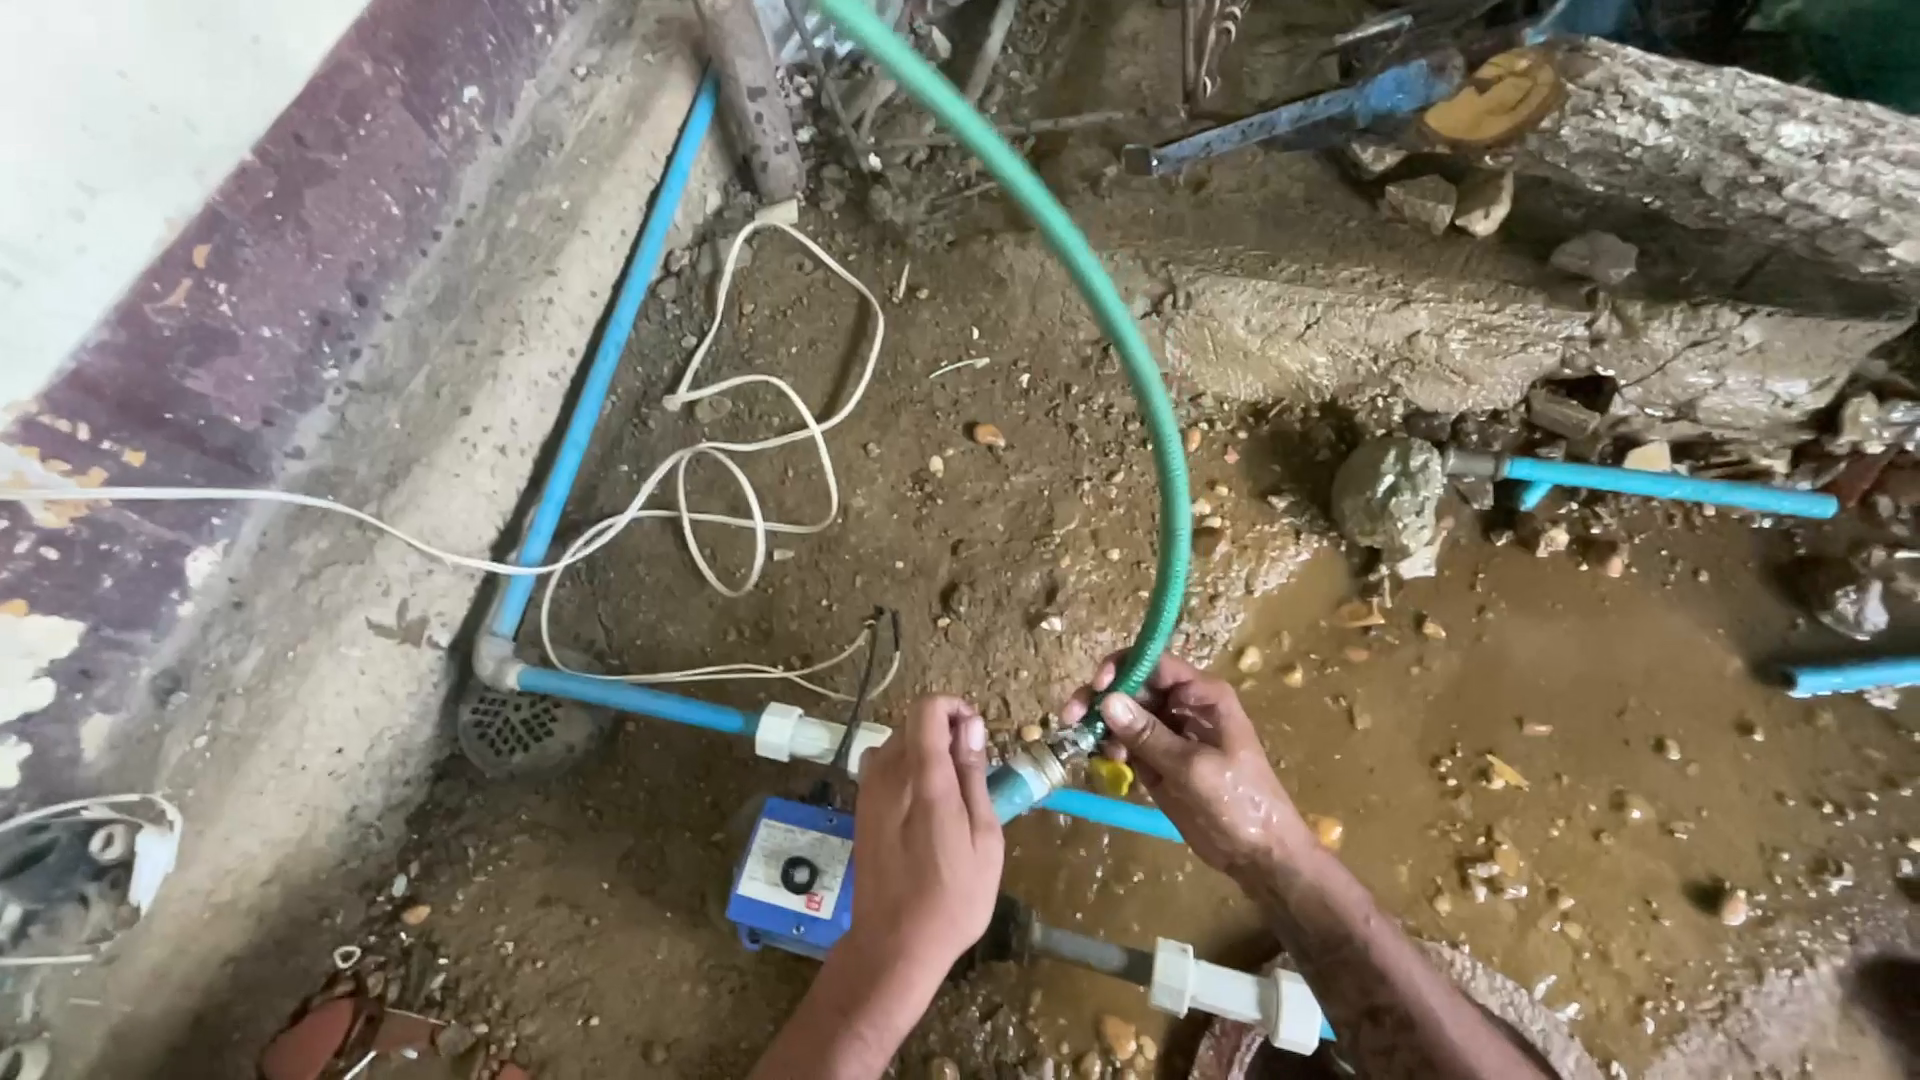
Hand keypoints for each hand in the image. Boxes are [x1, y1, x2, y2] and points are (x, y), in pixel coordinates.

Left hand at [842, 696, 1003, 983]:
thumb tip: (970, 726)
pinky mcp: (860, 808)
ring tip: (949, 789)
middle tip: (971, 768)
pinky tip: (922, 805)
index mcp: (924, 778)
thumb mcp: (984, 838)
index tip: (975, 733)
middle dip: (943, 730)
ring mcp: (868, 791)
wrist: (894, 944)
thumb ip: (973, 776)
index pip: (926, 709)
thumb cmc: (953, 897)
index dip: (953, 707)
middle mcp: (889, 774)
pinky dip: (905, 768)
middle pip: (911, 723)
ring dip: (923, 750)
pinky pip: (882, 767)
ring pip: (895, 743)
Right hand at [1062, 652, 1312, 879]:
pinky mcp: (1156, 761)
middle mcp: (1183, 707)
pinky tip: (1104, 761)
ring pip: (1124, 714)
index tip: (1096, 687)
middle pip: (1133, 687)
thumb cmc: (1239, 802)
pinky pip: (1125, 742)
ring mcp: (1168, 734)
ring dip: (1101, 724)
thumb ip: (1148, 735)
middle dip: (1101, 698)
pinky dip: (1110, 747)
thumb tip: (1106, 700)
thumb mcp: (1193, 767)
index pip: (1156, 665)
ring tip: (1084, 743)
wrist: (1258, 856)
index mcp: (1203, 696)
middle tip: (1072, 717)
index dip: (1123, 668)